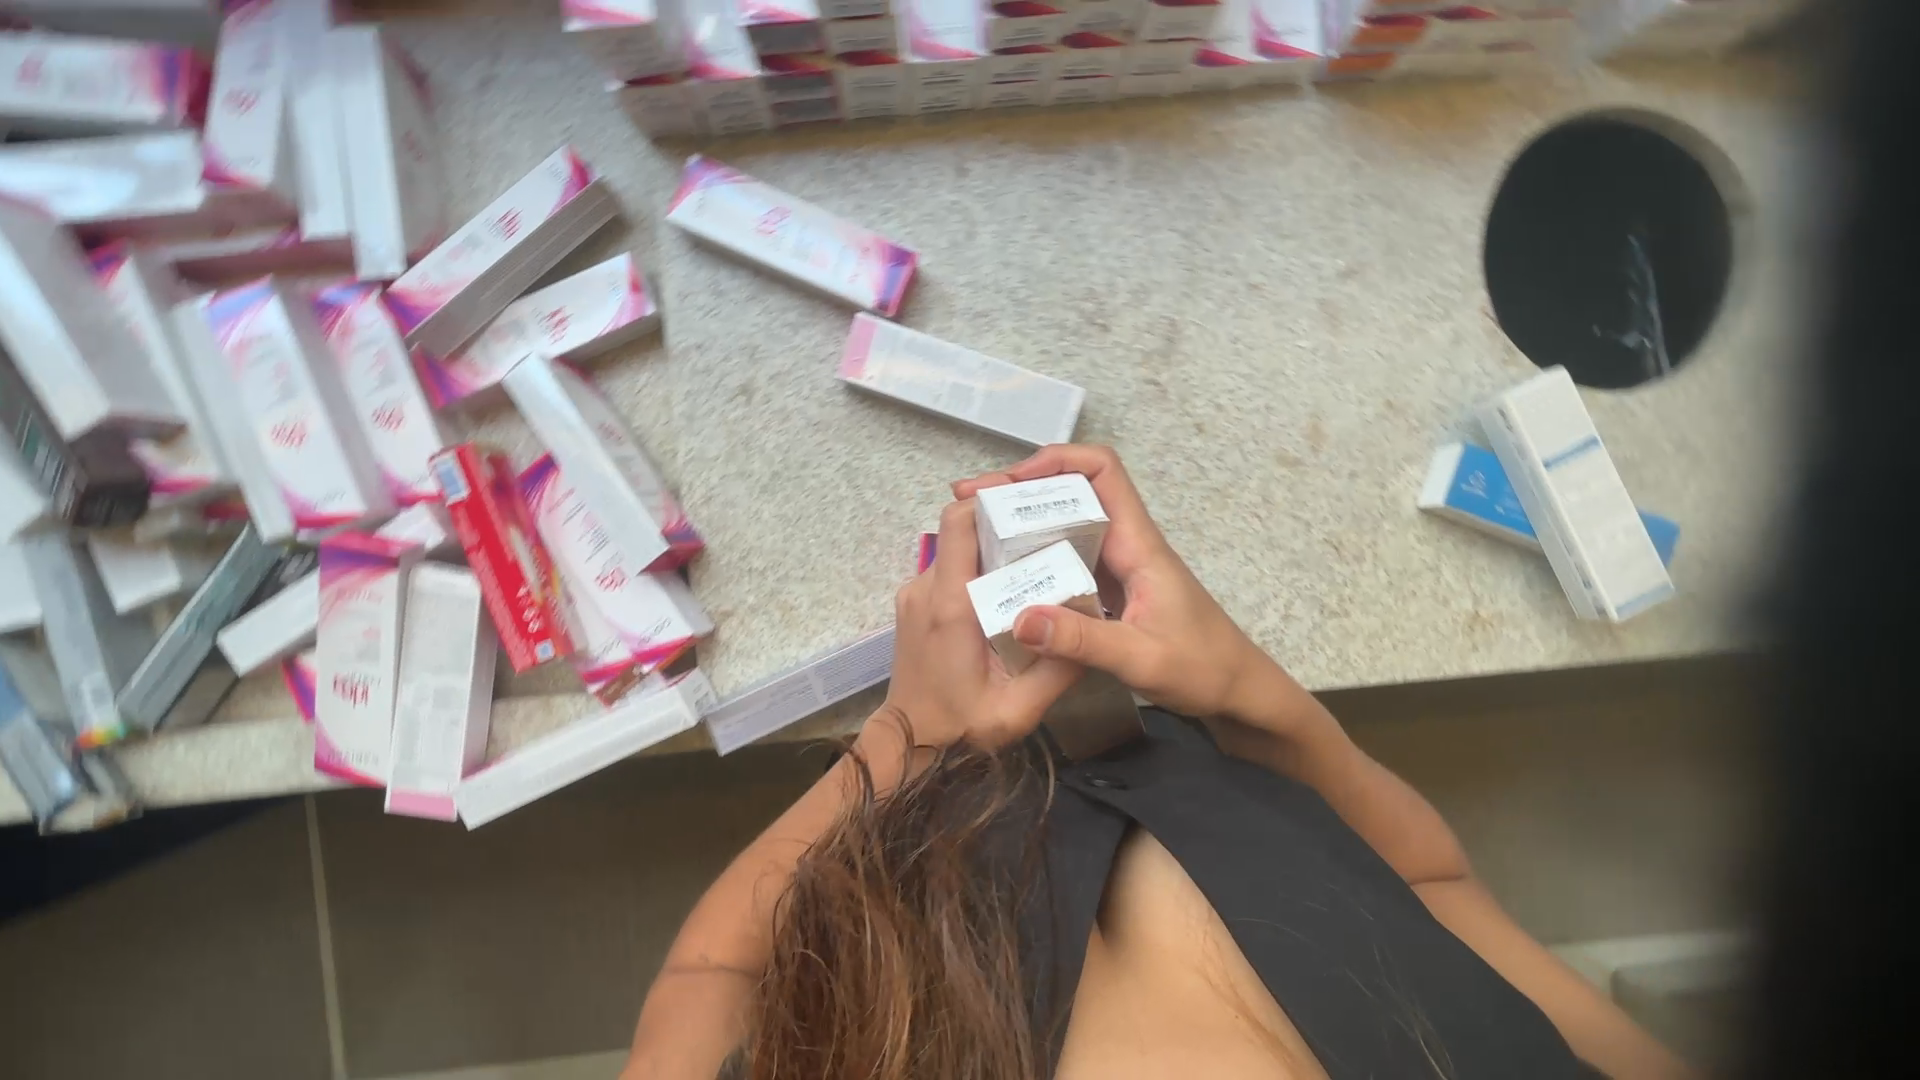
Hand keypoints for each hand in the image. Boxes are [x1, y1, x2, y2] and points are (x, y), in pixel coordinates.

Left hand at [879, 498, 1085, 749]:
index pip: (959, 523)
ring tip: (1034, 564)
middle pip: (962, 531)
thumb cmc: (960, 728)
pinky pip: (948, 571)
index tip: (1031, 505)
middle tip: (1047, 536)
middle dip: (1003, 526)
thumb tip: (1093, 625)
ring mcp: (914, 594)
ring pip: (957, 551)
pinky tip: (1006, 592)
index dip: (993, 503)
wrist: (908, 746)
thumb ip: (1058, 669)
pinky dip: (976, 571)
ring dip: (991, 551)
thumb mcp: (1019, 709)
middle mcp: (926, 588)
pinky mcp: (913, 604)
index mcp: (950, 604)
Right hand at [953, 445, 1276, 718]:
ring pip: (1066, 524)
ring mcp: (1117, 567)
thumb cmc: (1203, 668)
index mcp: (1137, 543)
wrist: (1238, 692)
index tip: (1008, 482)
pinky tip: (1004, 577)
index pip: (1103, 471)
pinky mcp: (1110, 590)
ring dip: (1022, 522)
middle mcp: (1125, 544)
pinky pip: (1066, 559)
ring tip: (974, 534)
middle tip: (968, 504)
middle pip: (1073, 492)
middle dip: (1021, 490)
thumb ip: (1081, 640)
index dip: (1056, 461)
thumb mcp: (1140, 659)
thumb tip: (1018, 618)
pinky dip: (1033, 557)